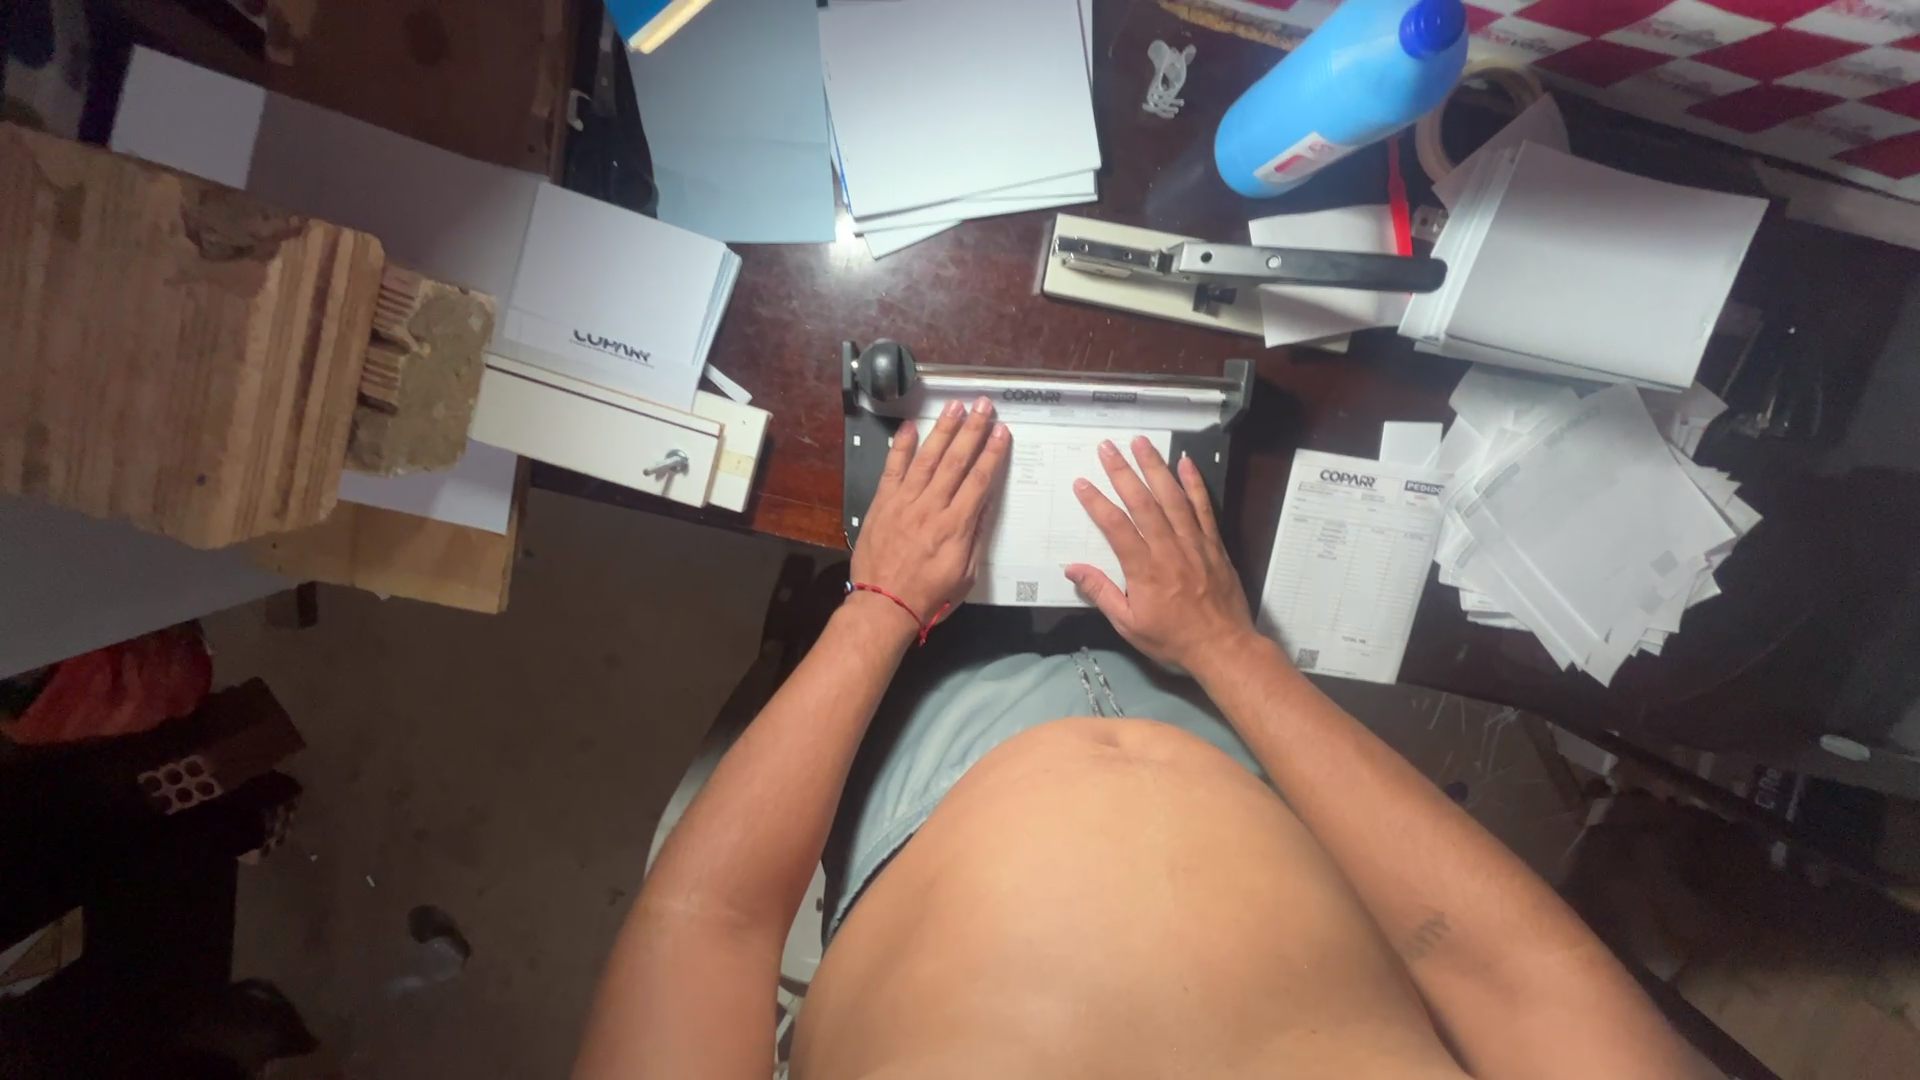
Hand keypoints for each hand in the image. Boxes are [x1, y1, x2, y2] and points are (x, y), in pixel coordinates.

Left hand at [850, 397, 1010, 635]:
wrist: (883, 605)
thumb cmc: (930, 595)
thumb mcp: (966, 574)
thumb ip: (975, 537)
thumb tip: (984, 504)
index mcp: (955, 526)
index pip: (979, 481)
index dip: (992, 454)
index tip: (1002, 432)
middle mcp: (931, 507)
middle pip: (955, 461)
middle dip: (972, 430)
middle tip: (984, 405)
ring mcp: (904, 502)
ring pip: (927, 458)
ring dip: (943, 429)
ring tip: (955, 406)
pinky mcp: (882, 503)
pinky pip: (892, 469)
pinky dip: (901, 447)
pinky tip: (911, 427)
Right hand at [1065, 437, 1258, 671]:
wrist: (1223, 647)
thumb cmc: (1171, 638)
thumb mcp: (1128, 623)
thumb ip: (1101, 592)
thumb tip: (1072, 569)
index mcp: (1144, 569)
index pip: (1116, 527)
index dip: (1097, 503)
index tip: (1082, 483)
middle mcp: (1169, 549)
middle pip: (1143, 502)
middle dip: (1123, 472)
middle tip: (1107, 448)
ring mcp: (1194, 543)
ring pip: (1172, 497)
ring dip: (1155, 467)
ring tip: (1140, 443)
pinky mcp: (1213, 543)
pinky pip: (1203, 508)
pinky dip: (1194, 483)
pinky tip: (1185, 463)